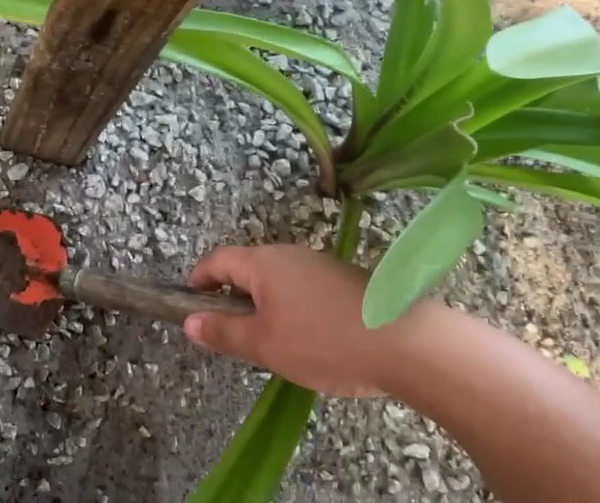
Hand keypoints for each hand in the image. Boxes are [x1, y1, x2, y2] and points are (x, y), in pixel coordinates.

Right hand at [183, 244, 440, 396]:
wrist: (410, 346)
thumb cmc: (325, 342)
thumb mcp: (266, 345)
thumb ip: (224, 332)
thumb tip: (189, 322)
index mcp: (262, 262)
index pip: (217, 261)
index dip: (200, 281)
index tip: (193, 305)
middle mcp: (288, 254)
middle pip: (249, 268)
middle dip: (234, 296)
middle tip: (234, 332)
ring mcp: (321, 265)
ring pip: (280, 280)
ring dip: (268, 304)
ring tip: (276, 342)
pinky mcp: (347, 281)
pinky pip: (307, 289)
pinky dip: (297, 308)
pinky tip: (315, 341)